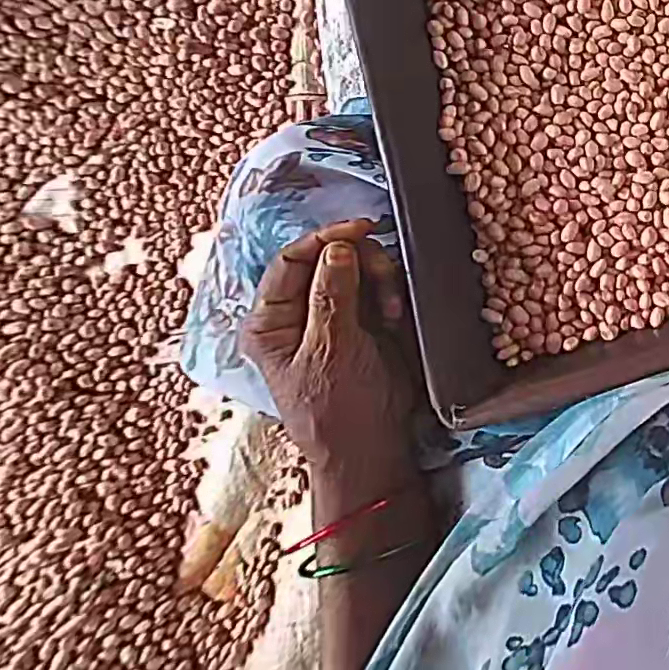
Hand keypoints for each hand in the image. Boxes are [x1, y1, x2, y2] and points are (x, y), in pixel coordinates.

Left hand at [241, 220, 418, 484]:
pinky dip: (393, 290)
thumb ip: (332, 296)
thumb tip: (338, 246)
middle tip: (385, 280)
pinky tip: (396, 316)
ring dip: (382, 279)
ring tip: (392, 311)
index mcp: (272, 320)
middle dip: (362, 262)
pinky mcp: (367, 315)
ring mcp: (337, 310)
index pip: (291, 260)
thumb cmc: (337, 406)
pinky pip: (381, 282)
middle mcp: (301, 309)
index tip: (361, 227)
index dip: (324, 238)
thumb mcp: (330, 351)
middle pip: (331, 256)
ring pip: (360, 265)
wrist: (374, 442)